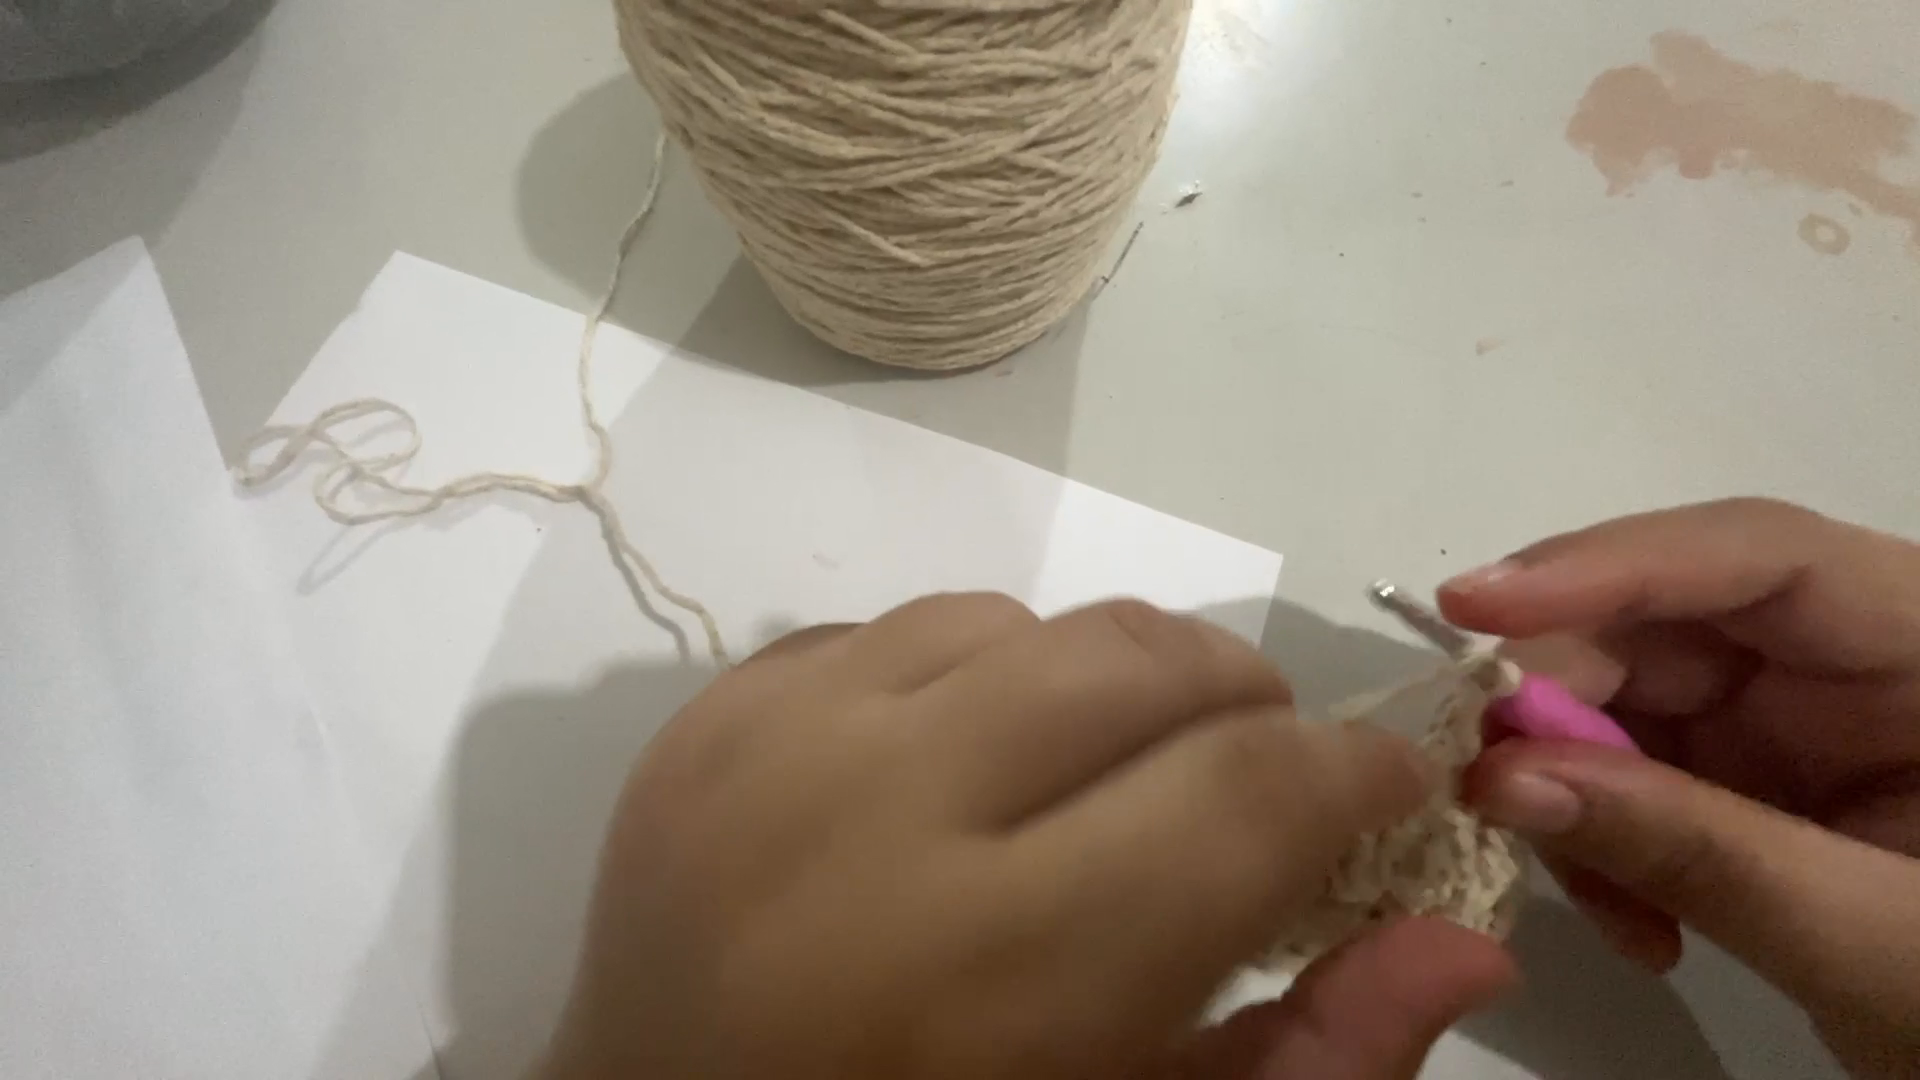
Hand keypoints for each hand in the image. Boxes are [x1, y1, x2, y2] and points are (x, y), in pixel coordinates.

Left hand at [535, 596, 1514, 1079]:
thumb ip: (1307, 1060)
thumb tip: (1459, 934)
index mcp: (988, 974)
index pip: (1236, 795)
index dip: (1350, 771)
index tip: (1388, 774)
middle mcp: (870, 814)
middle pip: (1125, 659)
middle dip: (1232, 684)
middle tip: (1254, 738)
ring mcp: (771, 736)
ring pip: (1010, 619)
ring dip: (1090, 669)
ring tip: (1093, 747)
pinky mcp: (712, 708)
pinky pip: (891, 626)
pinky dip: (965, 667)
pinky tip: (956, 746)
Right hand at [1443, 499, 1919, 1077]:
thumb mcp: (1885, 946)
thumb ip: (1700, 853)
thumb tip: (1496, 779)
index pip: (1753, 558)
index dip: (1601, 567)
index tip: (1467, 607)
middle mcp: (1826, 658)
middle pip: (1639, 632)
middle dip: (1549, 709)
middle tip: (1489, 790)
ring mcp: (1759, 711)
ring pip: (1593, 700)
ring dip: (1556, 789)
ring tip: (1601, 903)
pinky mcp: (1708, 763)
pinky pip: (1595, 765)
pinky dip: (1581, 834)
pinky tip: (1626, 917)